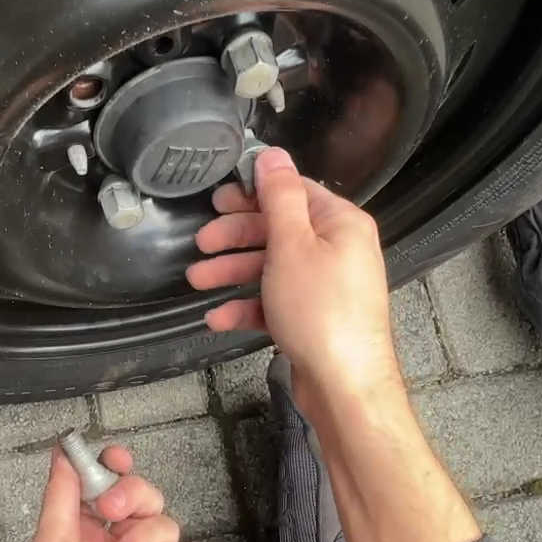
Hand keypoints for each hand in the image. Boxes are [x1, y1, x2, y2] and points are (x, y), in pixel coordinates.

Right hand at [185, 147, 403, 417]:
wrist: (344, 385)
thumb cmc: (323, 313)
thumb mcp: (293, 245)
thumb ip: (280, 197)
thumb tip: (273, 155)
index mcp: (340, 224)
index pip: (293, 192)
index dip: (253, 193)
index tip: (219, 199)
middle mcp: (337, 251)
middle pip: (278, 231)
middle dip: (235, 237)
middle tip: (202, 242)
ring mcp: (325, 288)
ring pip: (271, 269)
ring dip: (233, 272)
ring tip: (197, 280)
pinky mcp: (312, 319)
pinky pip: (274, 304)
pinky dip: (247, 307)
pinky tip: (218, 317)